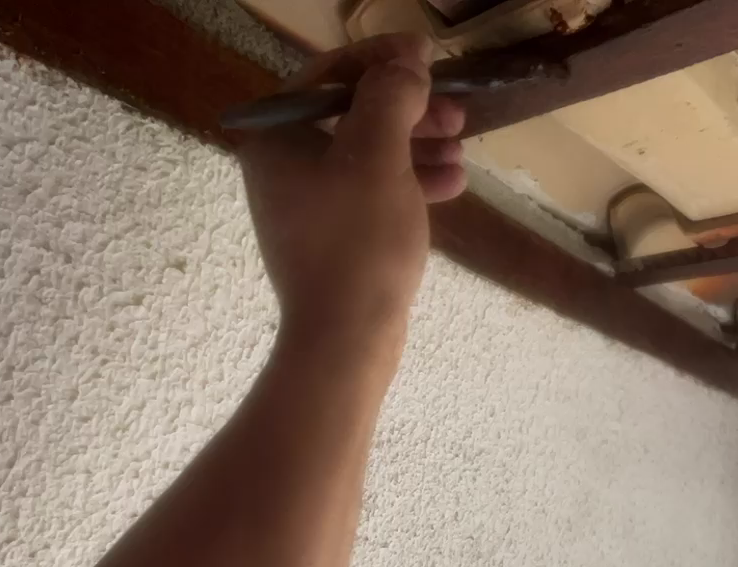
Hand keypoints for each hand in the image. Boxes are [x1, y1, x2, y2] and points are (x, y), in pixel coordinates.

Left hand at [236, 34, 466, 361]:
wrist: (346, 339)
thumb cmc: (358, 242)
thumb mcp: (378, 155)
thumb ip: (391, 94)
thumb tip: (406, 64)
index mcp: (276, 138)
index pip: (330, 75)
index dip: (383, 59)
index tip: (428, 57)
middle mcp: (283, 168)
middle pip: (352, 118)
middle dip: (409, 111)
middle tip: (456, 111)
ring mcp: (307, 208)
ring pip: (369, 159)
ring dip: (418, 148)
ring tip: (462, 149)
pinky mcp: (333, 241)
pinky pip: (372, 198)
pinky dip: (409, 187)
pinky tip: (451, 184)